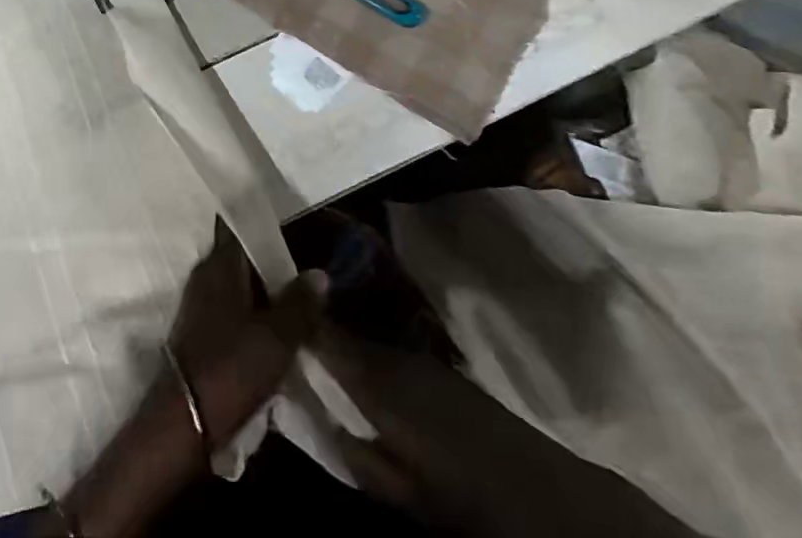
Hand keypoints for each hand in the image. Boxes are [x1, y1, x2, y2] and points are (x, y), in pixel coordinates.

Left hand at [44, 220, 325, 537]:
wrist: (183, 423)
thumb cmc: (230, 369)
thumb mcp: (276, 337)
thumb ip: (299, 303)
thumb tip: (319, 273)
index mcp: (218, 267)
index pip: (234, 224)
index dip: (257, 214)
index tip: (285, 207)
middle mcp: (204, 277)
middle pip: (239, 254)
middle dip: (269, 252)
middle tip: (307, 249)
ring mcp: (199, 305)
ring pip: (237, 282)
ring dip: (263, 284)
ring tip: (300, 285)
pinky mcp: (200, 332)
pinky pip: (233, 307)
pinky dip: (254, 307)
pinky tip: (279, 321)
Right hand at [314, 326, 702, 536]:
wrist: (536, 487)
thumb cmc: (458, 490)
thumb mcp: (394, 483)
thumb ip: (347, 446)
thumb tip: (309, 415)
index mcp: (376, 378)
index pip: (320, 335)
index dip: (291, 320)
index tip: (265, 311)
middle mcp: (393, 354)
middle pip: (338, 332)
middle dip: (309, 328)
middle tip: (279, 331)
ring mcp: (416, 356)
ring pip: (361, 339)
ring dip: (336, 340)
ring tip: (310, 345)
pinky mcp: (433, 364)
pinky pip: (383, 350)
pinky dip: (362, 354)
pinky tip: (355, 370)